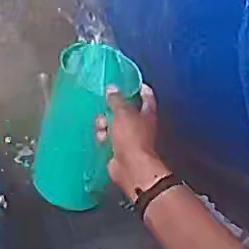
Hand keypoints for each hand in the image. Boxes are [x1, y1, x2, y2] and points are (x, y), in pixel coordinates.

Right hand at [99, 84, 170, 201]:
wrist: (130, 167)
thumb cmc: (131, 136)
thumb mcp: (122, 113)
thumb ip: (116, 100)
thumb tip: (112, 88)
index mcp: (147, 113)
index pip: (146, 97)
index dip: (141, 89)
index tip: (133, 82)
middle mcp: (140, 124)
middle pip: (124, 110)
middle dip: (113, 109)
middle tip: (105, 107)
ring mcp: (129, 137)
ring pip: (113, 123)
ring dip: (105, 124)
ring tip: (102, 127)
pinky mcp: (118, 148)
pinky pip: (108, 137)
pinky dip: (103, 137)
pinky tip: (101, 138)